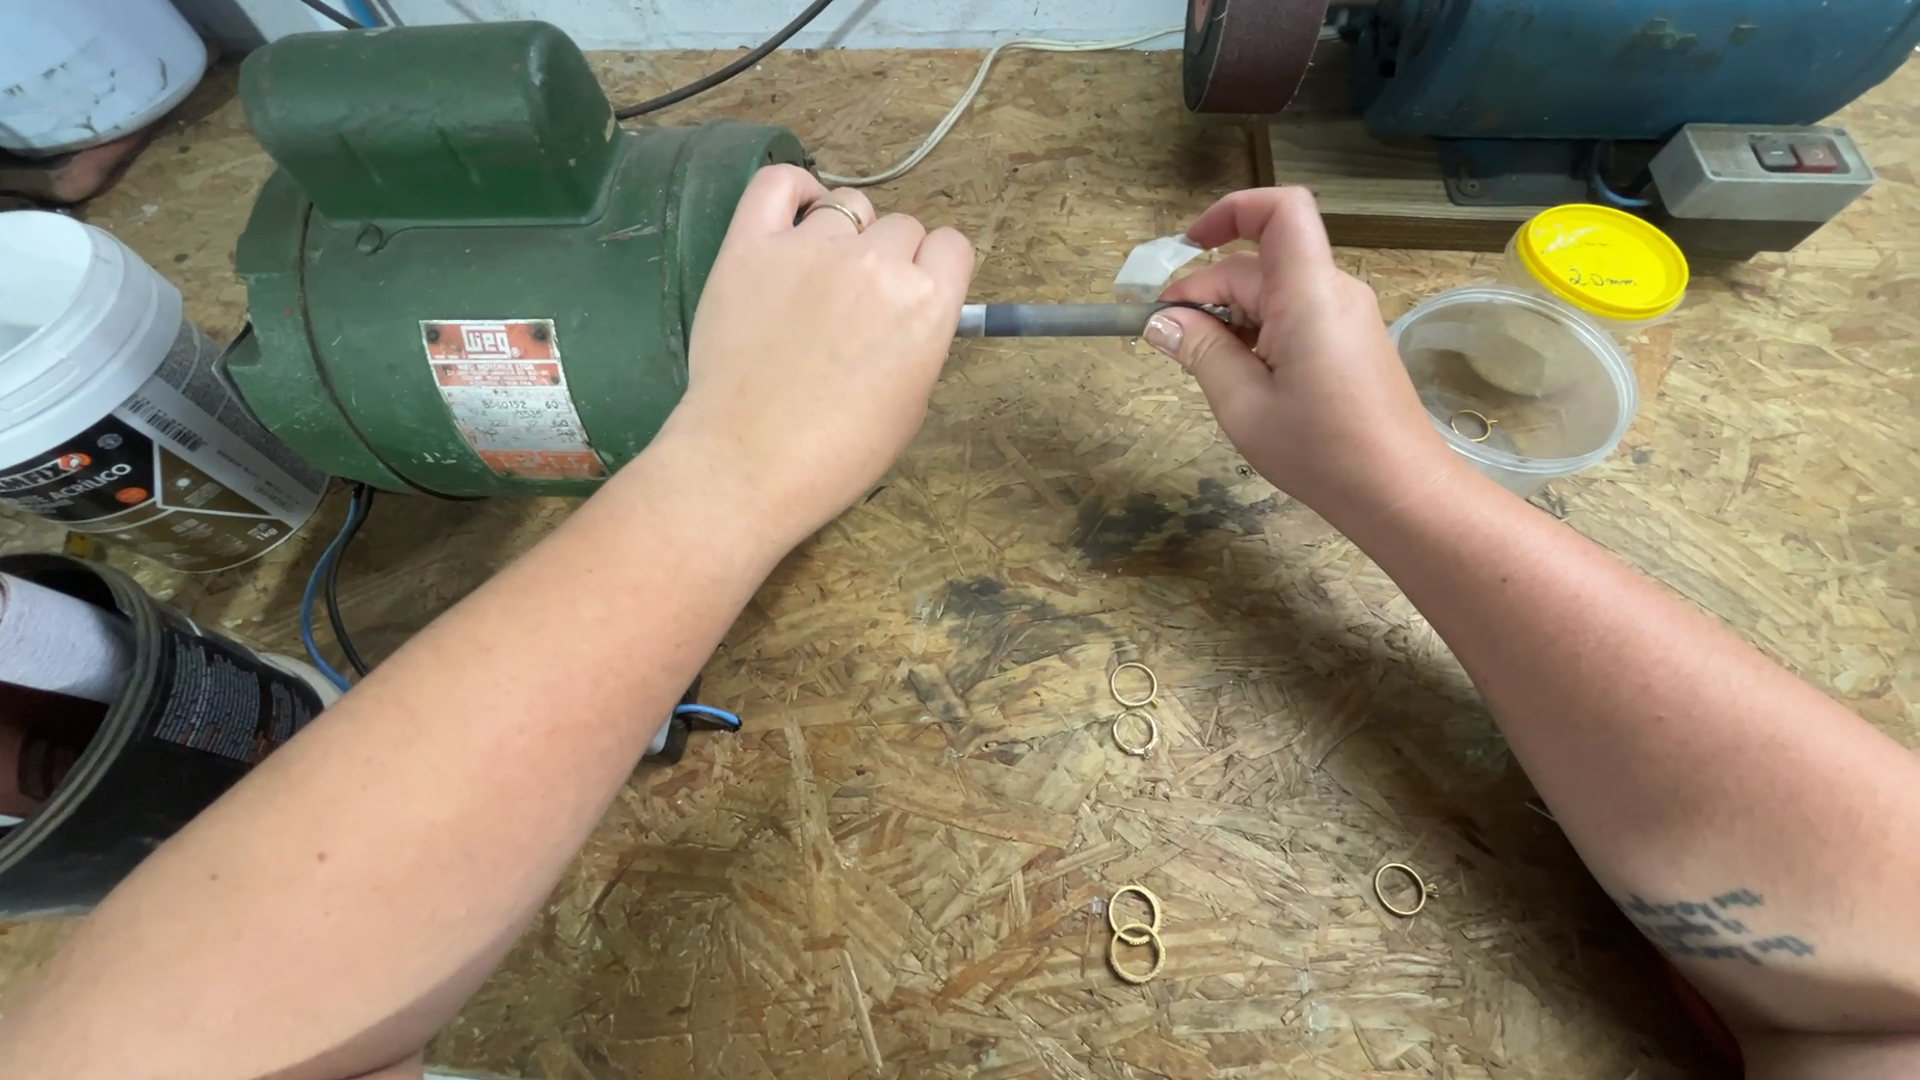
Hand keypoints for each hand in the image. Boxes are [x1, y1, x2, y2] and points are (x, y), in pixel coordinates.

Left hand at [652, 165, 974, 546]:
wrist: (753, 463)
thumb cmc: (843, 452)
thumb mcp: (912, 403)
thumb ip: (921, 340)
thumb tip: (908, 311)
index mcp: (927, 304)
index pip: (952, 247)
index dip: (937, 271)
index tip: (918, 296)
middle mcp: (877, 262)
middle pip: (902, 227)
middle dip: (892, 261)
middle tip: (862, 307)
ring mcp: (810, 247)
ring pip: (848, 206)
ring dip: (848, 236)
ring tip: (823, 279)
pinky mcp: (751, 244)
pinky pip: (779, 184)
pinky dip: (795, 191)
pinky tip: (799, 216)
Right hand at [1147, 187, 1458, 518]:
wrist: (1395, 489)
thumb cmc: (1317, 449)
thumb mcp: (1242, 403)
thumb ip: (1200, 352)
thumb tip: (1159, 321)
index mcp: (1309, 294)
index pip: (1278, 212)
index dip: (1230, 211)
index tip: (1186, 247)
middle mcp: (1333, 291)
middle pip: (1260, 264)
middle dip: (1207, 292)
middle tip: (1166, 339)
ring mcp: (1346, 315)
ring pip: (1273, 293)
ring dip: (1230, 318)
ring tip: (1202, 367)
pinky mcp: (1349, 340)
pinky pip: (1294, 316)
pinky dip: (1256, 333)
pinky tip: (1241, 377)